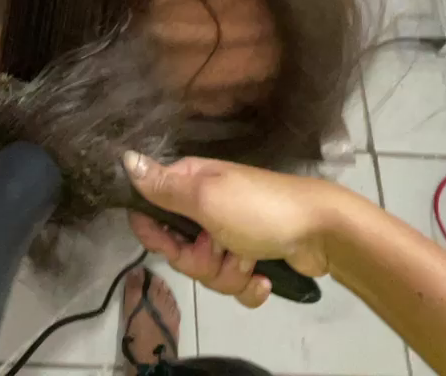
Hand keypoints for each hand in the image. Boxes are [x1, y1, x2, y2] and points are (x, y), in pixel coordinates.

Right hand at [125, 151, 339, 308]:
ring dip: (226, 274)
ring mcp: (228, 232)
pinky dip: (247, 285)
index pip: (150, 211)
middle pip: (178, 248)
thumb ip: (162, 187)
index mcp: (190, 183)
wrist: (320, 231)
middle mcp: (204, 206)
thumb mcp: (205, 198)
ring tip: (249, 262)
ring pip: (205, 270)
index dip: (156, 234)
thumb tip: (125, 159)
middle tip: (219, 249)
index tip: (174, 243)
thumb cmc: (257, 209)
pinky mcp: (250, 255)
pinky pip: (232, 283)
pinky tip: (263, 278)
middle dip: (199, 261)